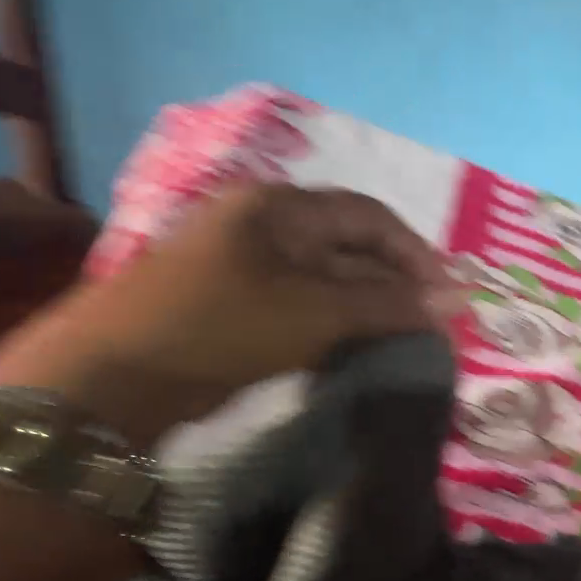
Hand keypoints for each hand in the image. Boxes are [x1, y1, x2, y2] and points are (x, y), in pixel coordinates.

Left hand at [0, 183, 456, 442]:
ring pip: (334, 280)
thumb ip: (394, 303)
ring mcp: (251, 265)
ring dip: (375, 309)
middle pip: (354, 247)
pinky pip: (310, 305)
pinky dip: (344, 324)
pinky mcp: (242, 303)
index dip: (419, 255)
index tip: (450, 298)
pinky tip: (364, 349)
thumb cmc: (226, 324)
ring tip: (408, 342)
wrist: (121, 372)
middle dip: (400, 285)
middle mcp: (267, 226)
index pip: (372, 217)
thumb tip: (459, 301)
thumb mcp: (320, 311)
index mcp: (281, 208)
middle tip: (435, 327)